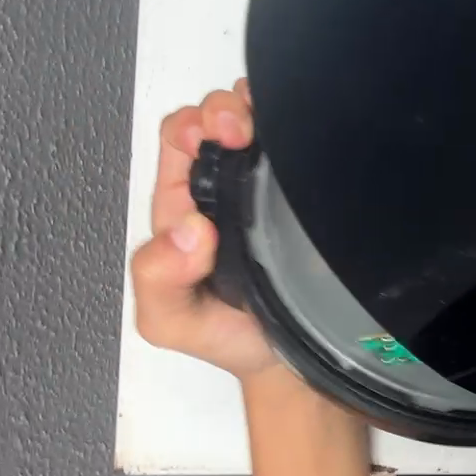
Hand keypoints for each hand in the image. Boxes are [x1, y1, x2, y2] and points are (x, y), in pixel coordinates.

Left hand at [130, 81, 283, 380]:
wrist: (287, 366)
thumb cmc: (225, 338)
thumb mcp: (169, 320)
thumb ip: (158, 278)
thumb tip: (187, 231)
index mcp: (185, 205)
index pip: (181, 138)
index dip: (195, 125)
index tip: (217, 136)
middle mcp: (227, 191)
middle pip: (224, 121)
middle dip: (231, 109)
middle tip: (246, 130)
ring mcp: (273, 196)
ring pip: (269, 132)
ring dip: (272, 116)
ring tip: (282, 129)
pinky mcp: (313, 208)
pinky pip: (312, 162)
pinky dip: (312, 140)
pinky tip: (318, 142)